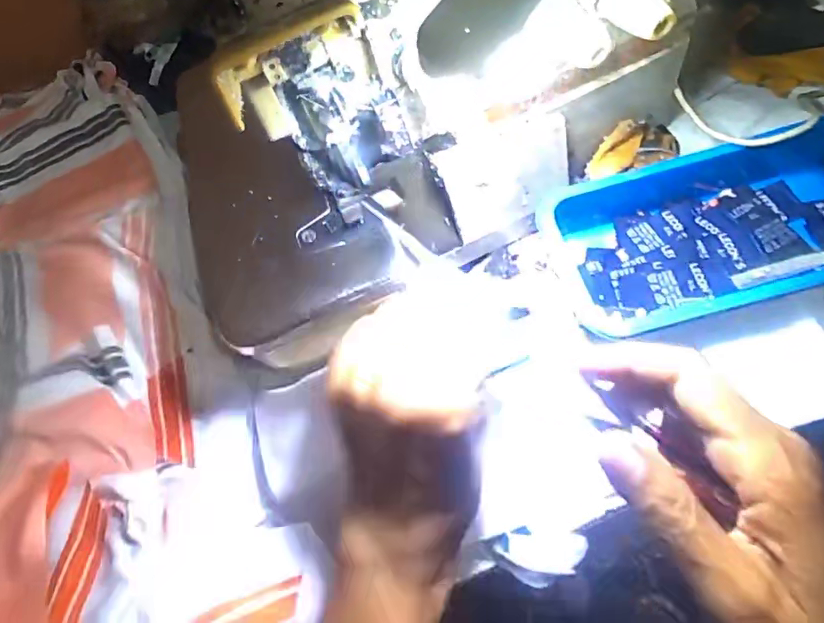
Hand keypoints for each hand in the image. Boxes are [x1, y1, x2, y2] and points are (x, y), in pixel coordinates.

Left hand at [325, 295, 482, 622]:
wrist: (389, 526)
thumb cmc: (447, 494)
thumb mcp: (478, 439)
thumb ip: (476, 382)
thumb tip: (480, 330)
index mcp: (436, 409)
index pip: (460, 340)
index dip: (475, 320)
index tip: (487, 307)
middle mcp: (390, 388)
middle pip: (421, 322)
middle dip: (445, 306)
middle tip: (460, 297)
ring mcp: (357, 382)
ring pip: (387, 319)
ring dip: (411, 308)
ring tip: (429, 300)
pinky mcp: (336, 382)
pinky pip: (358, 331)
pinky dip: (378, 319)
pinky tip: (393, 317)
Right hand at [586, 343, 823, 622]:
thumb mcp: (733, 585)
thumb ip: (669, 512)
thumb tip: (604, 441)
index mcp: (769, 457)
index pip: (688, 376)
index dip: (628, 360)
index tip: (577, 366)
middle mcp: (777, 444)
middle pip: (693, 384)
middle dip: (631, 378)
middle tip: (577, 387)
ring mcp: (781, 464)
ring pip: (700, 411)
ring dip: (645, 406)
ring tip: (595, 411)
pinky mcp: (778, 485)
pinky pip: (713, 441)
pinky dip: (667, 436)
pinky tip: (639, 452)